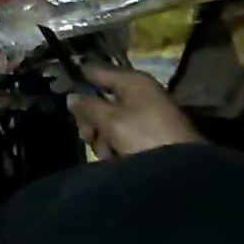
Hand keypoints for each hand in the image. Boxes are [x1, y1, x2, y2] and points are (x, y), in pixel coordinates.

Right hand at [68, 64, 204, 158]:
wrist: (186, 173)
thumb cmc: (145, 138)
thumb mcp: (111, 121)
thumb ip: (88, 107)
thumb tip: (71, 96)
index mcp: (131, 81)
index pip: (95, 70)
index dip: (76, 79)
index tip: (57, 90)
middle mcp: (139, 93)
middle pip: (101, 98)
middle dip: (90, 119)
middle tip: (87, 135)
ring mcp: (147, 114)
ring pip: (110, 119)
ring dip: (102, 136)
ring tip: (107, 153)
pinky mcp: (152, 135)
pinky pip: (123, 134)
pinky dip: (116, 145)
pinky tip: (116, 159)